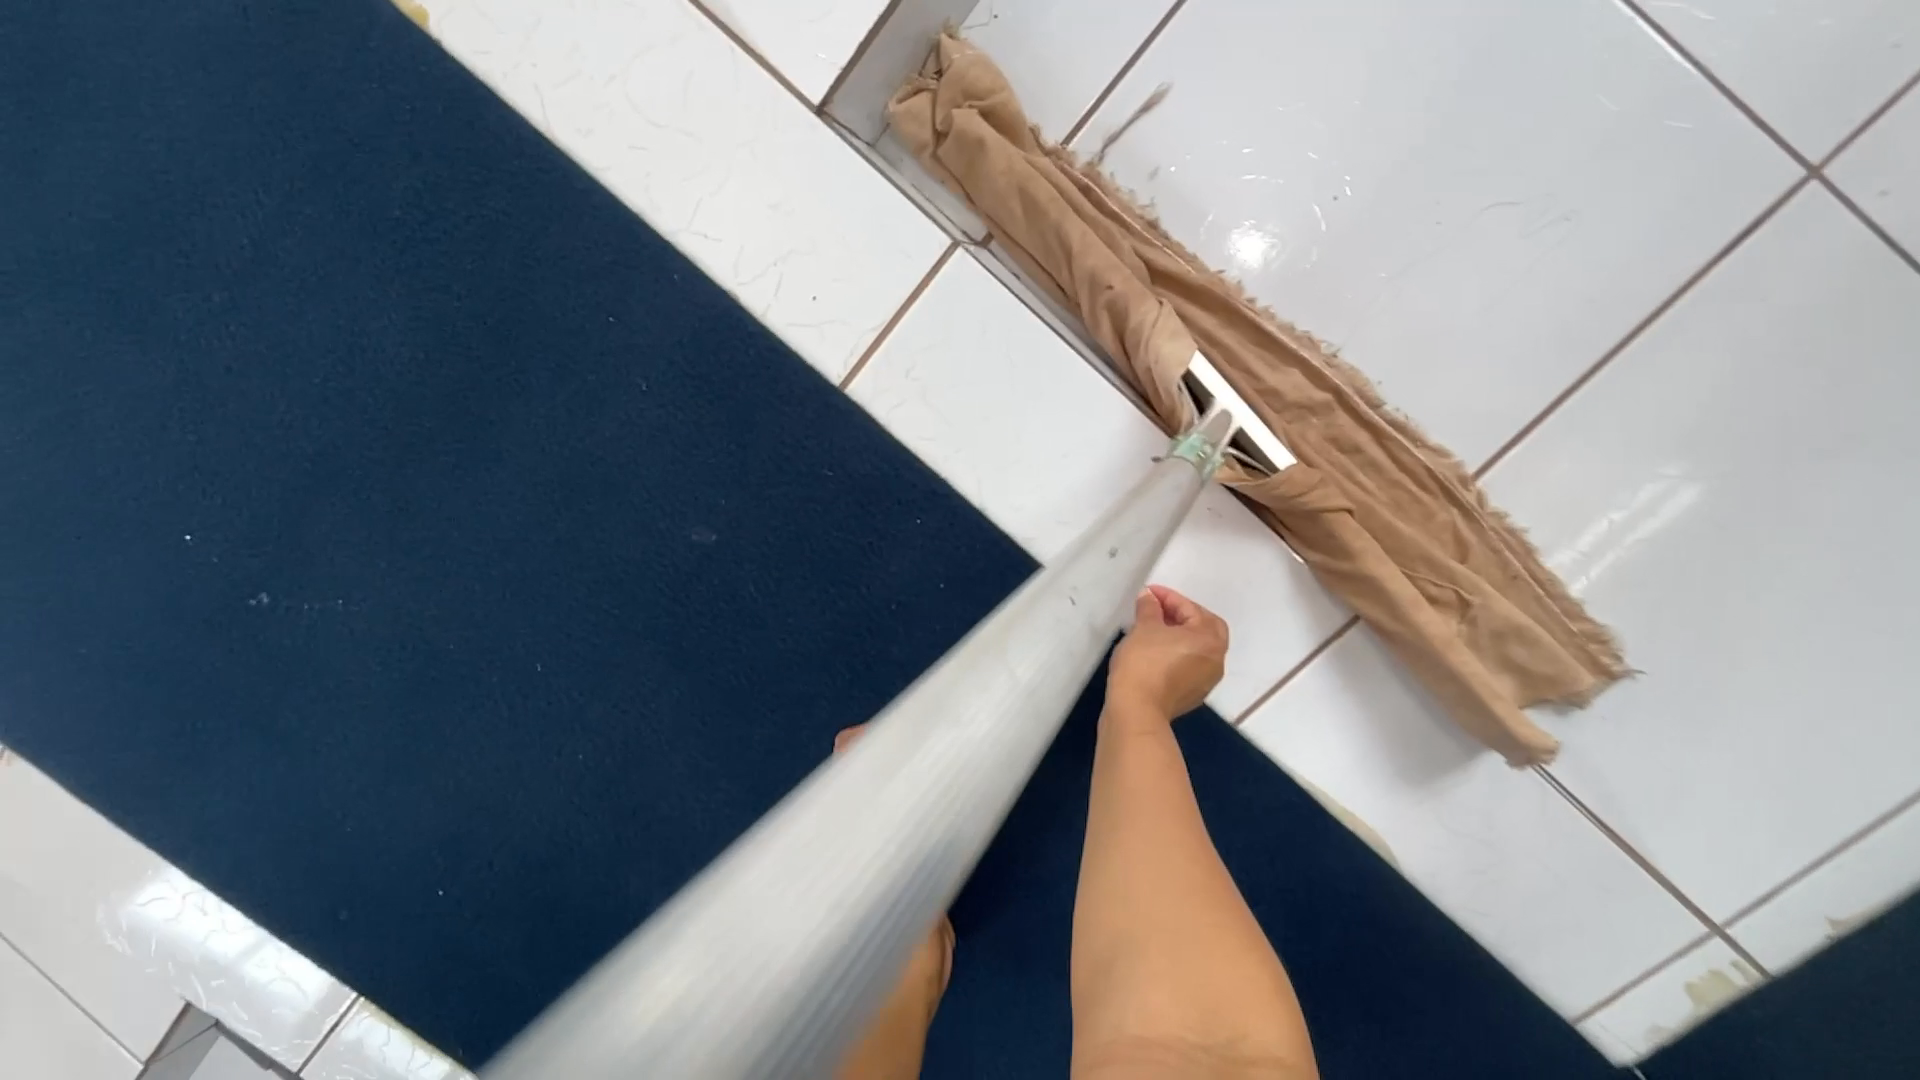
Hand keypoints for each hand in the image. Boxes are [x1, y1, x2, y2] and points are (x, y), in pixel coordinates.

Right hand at [1106, 585, 1228, 720]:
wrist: (1137, 708)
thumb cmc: (1143, 662)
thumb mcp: (1143, 628)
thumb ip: (1149, 608)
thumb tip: (1149, 597)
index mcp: (1209, 638)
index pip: (1191, 609)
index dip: (1168, 597)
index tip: (1148, 593)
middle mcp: (1217, 658)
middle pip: (1206, 627)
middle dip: (1184, 615)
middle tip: (1159, 609)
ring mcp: (1207, 679)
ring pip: (1200, 648)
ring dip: (1182, 635)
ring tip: (1157, 629)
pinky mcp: (1194, 695)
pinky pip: (1191, 665)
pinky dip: (1179, 654)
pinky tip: (1158, 652)